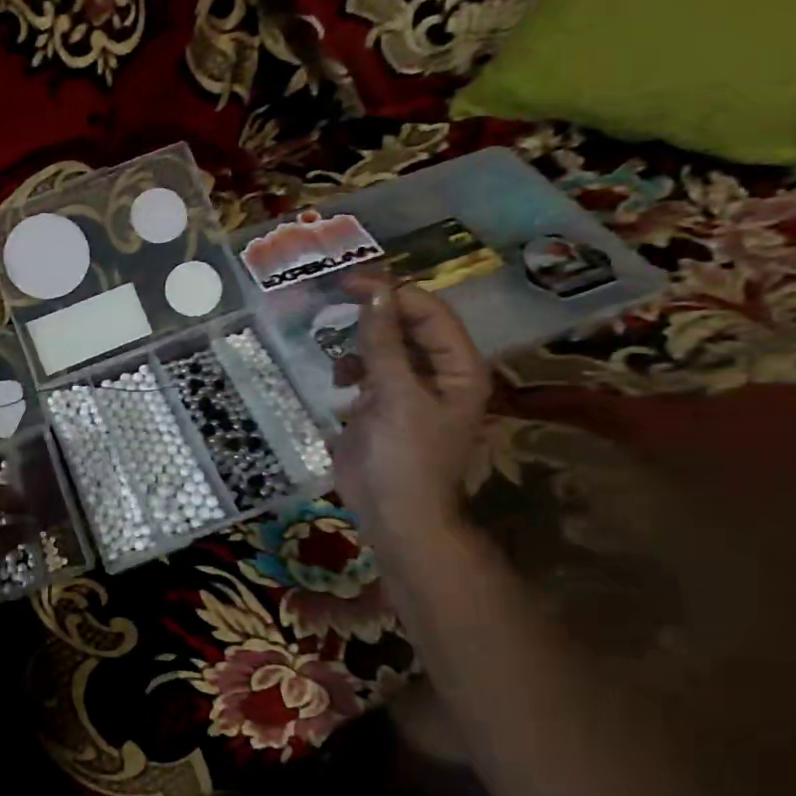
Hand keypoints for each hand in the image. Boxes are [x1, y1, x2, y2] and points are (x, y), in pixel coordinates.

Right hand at [331, 277, 490, 543]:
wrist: (392, 513)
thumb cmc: (405, 457)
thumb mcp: (396, 396)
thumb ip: (384, 344)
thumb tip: (374, 293)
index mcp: (459, 368)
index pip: (430, 314)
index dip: (395, 293)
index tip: (352, 281)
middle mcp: (437, 373)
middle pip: (407, 326)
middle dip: (374, 313)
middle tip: (335, 296)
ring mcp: (406, 390)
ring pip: (383, 347)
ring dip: (358, 343)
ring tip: (338, 355)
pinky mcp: (378, 407)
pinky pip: (365, 372)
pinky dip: (349, 368)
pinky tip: (337, 379)